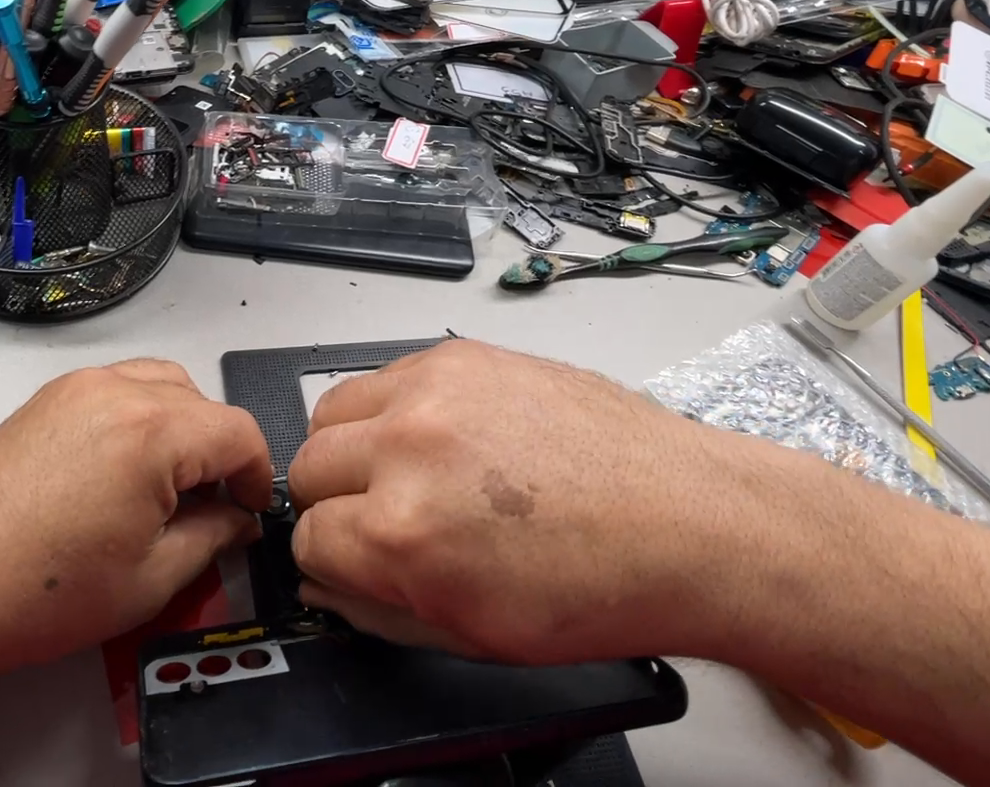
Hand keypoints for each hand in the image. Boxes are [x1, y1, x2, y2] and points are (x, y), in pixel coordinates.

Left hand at [0, 359, 271, 684]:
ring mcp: (75, 388)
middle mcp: (114, 390)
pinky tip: (121, 472)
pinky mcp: (46, 398)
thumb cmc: (39, 591)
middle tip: (210, 507)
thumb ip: (214, 537)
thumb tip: (238, 518)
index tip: (250, 510)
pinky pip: (117, 389)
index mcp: (151, 430)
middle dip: (219, 452)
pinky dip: (140, 418)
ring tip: (166, 487)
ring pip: (161, 385)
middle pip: (202, 402)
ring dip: (181, 428)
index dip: (258, 473)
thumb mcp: (151, 578)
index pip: (238, 430)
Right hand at [287, 340, 741, 664]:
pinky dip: (389, 409)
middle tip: (372, 514)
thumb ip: (376, 610)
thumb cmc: (600, 584)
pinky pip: (381, 377)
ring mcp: (431, 391)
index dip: (327, 558)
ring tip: (396, 467)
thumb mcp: (473, 635)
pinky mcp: (457, 354)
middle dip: (329, 503)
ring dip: (347, 447)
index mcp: (403, 534)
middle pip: (303, 468)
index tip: (349, 554)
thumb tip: (323, 582)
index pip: (306, 539)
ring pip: (327, 412)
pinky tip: (436, 433)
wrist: (686, 520)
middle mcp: (405, 450)